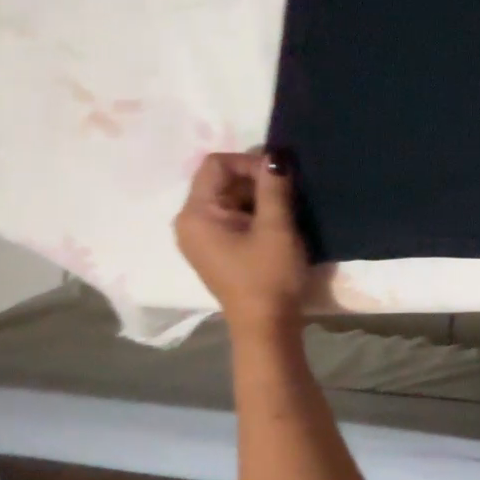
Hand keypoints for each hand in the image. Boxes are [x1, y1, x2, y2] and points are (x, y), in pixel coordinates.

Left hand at [175, 151, 309, 331]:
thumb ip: (274, 187)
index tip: (282, 178)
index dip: (250, 162)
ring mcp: (200, 237)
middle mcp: (189, 221)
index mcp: (196, 213)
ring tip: (286, 210)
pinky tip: (276, 225)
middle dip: (255, 180)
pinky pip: (231, 216)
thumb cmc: (269, 275)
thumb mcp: (277, 227)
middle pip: (220, 180)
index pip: (216, 164)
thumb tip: (277, 155)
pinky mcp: (215, 248)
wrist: (266, 324)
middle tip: (290, 193)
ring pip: (229, 198)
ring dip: (258, 196)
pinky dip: (254, 212)